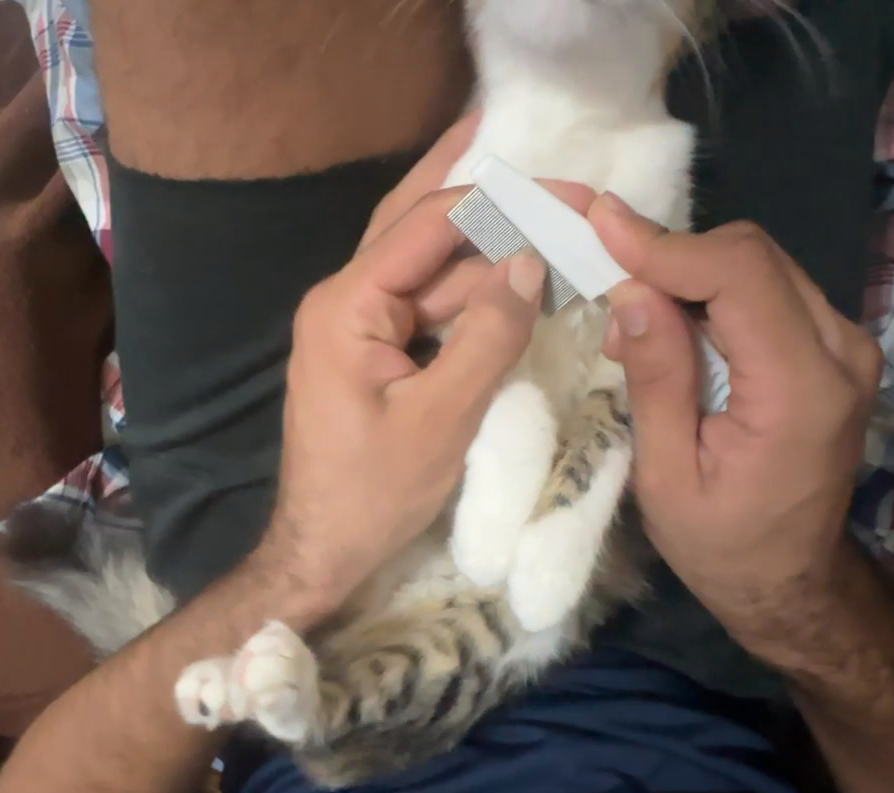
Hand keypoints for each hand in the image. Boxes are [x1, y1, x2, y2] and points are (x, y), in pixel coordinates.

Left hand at [256, 189, 547, 611]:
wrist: (323, 547)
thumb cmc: (373, 492)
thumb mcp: (441, 417)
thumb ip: (489, 334)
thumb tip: (531, 258)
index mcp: (347, 305)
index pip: (429, 225)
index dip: (503, 201)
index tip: (570, 192)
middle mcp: (344, 301)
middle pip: (419, 229)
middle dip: (482, 194)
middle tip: (538, 145)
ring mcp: (356, 328)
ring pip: (427, 270)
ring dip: (484, 247)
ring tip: (545, 208)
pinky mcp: (372, 355)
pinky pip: (425, 309)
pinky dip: (468, 293)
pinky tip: (508, 269)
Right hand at [587, 195, 883, 667]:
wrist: (788, 579)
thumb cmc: (718, 543)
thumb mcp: (666, 475)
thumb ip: (657, 380)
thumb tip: (631, 293)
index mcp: (799, 389)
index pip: (736, 276)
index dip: (663, 243)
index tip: (598, 222)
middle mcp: (840, 351)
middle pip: (752, 256)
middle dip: (668, 253)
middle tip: (600, 276)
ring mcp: (844, 347)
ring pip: (758, 266)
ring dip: (685, 275)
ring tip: (629, 323)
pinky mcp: (831, 352)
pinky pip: (765, 293)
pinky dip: (708, 296)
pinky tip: (668, 331)